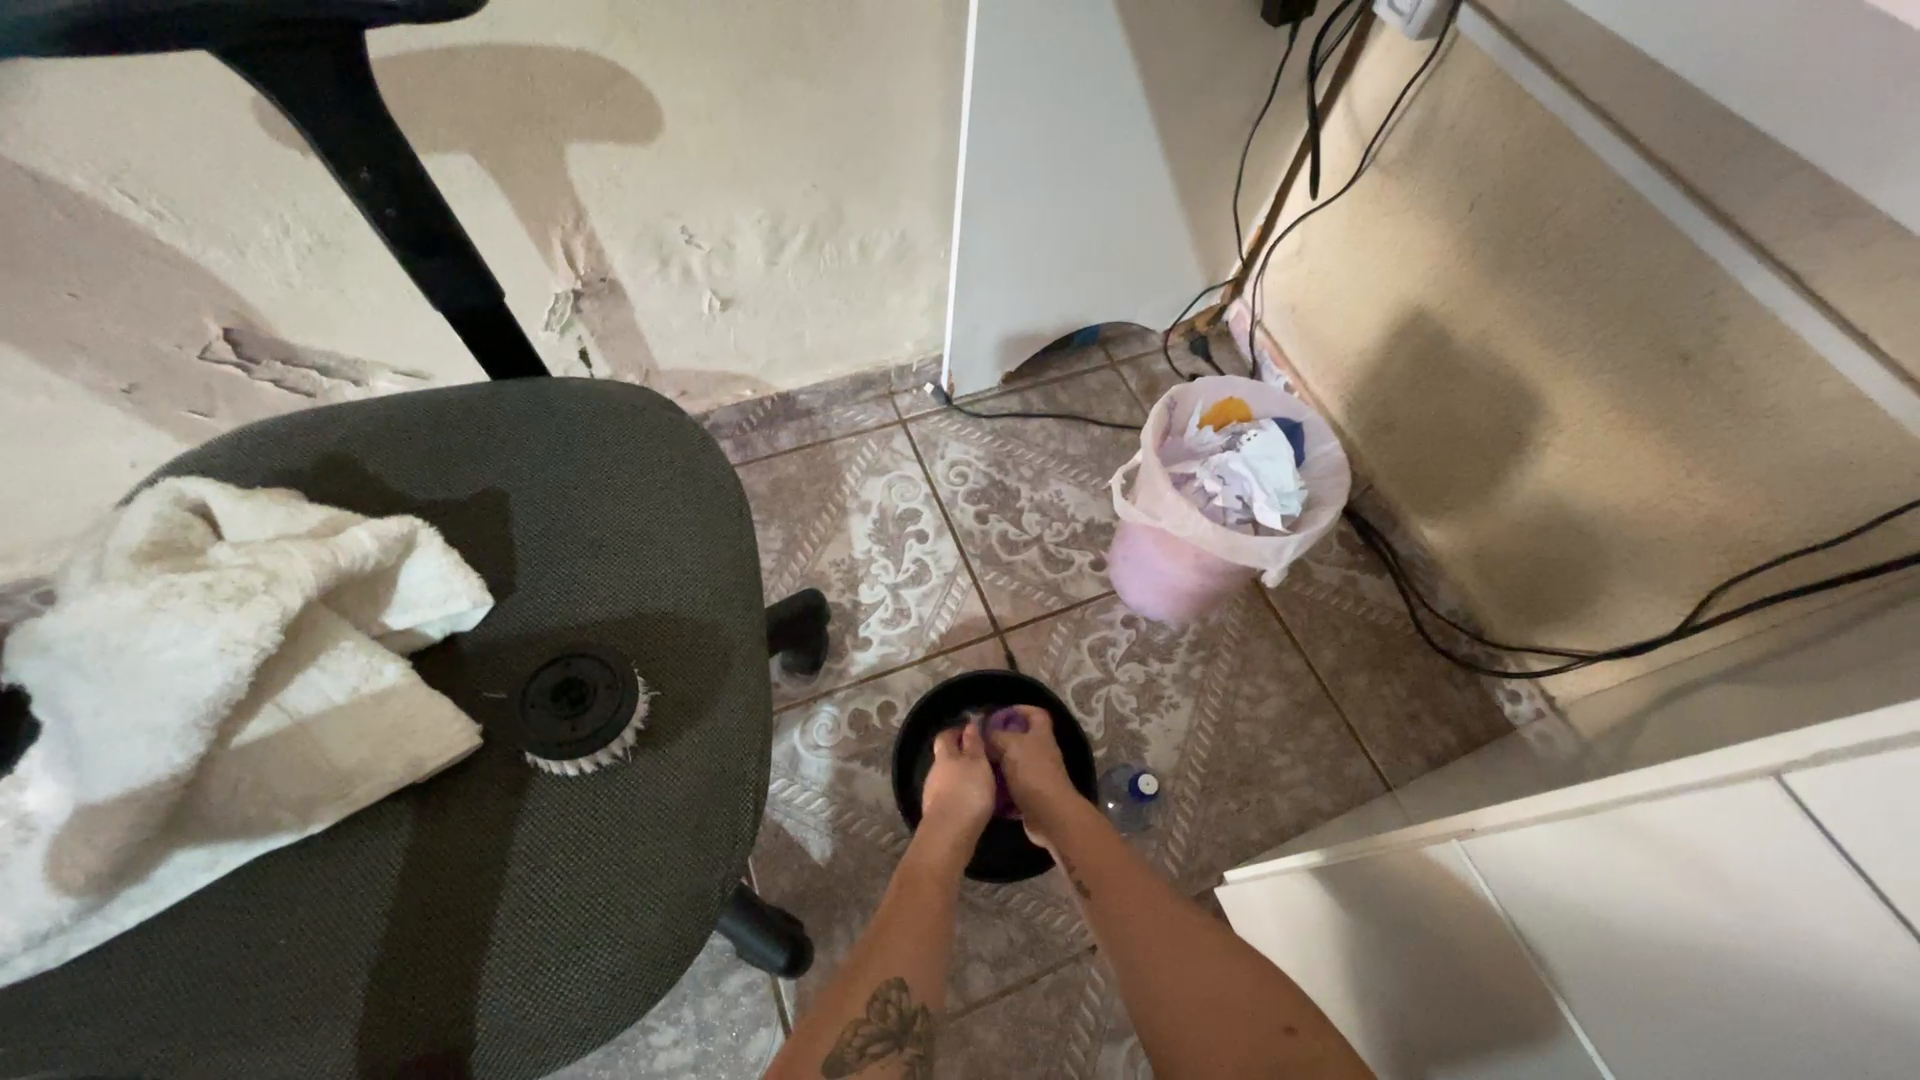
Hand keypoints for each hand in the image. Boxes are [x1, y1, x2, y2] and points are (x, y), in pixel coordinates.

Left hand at [918, 724, 995, 855]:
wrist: (950, 831)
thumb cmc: (968, 790)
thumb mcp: (977, 762)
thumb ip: (973, 744)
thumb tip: (969, 725)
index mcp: (945, 755)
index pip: (945, 736)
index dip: (955, 732)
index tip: (970, 732)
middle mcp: (934, 771)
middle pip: (944, 758)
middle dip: (958, 756)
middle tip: (979, 760)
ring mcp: (932, 793)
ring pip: (946, 779)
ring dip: (959, 778)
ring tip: (979, 783)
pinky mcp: (936, 813)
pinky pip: (948, 797)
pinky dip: (958, 795)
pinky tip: (971, 803)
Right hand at [983, 706, 1075, 845]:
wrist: (1049, 814)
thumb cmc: (1032, 773)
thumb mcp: (1011, 746)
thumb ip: (996, 735)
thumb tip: (984, 731)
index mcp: (1041, 734)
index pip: (1035, 713)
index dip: (1018, 710)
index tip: (997, 715)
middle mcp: (1041, 752)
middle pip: (1021, 739)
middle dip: (1001, 739)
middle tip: (979, 742)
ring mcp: (1037, 774)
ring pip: (1014, 763)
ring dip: (998, 763)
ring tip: (977, 763)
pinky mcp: (1031, 794)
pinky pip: (1012, 785)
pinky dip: (1000, 785)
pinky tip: (984, 784)